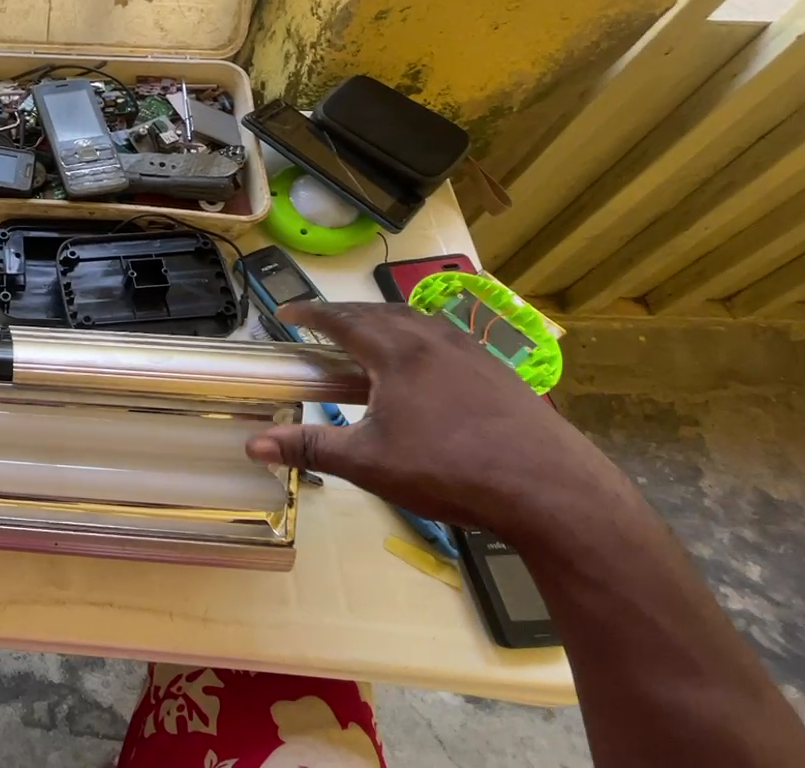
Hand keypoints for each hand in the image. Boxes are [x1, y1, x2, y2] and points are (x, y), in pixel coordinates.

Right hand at [246, 302, 627, 542]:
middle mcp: (433, 341)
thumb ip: (310, 448)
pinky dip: (417, 338)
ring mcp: (472, 354)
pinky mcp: (500, 372)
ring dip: (383, 321)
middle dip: (344, 313)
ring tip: (366, 336)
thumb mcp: (368, 462)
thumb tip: (252, 446)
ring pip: (417, 321)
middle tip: (319, 323)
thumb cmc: (449, 471)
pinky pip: (446, 338)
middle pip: (380, 312)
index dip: (309, 313)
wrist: (553, 491)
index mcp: (397, 354)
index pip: (342, 320)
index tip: (284, 311)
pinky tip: (422, 365)